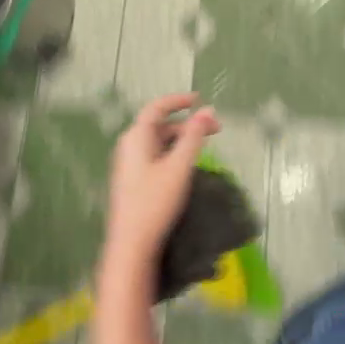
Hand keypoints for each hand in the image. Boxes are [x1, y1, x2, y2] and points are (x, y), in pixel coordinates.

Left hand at [101, 93, 219, 274]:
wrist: (131, 245)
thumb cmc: (155, 202)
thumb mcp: (179, 166)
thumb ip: (194, 136)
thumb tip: (208, 110)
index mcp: (137, 136)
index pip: (157, 107)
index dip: (179, 100)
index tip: (200, 98)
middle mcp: (129, 145)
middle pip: (160, 125)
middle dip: (187, 123)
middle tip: (215, 129)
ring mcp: (129, 163)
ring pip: (158, 141)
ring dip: (181, 138)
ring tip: (205, 146)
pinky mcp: (132, 179)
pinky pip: (154, 155)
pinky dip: (172, 151)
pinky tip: (186, 164)